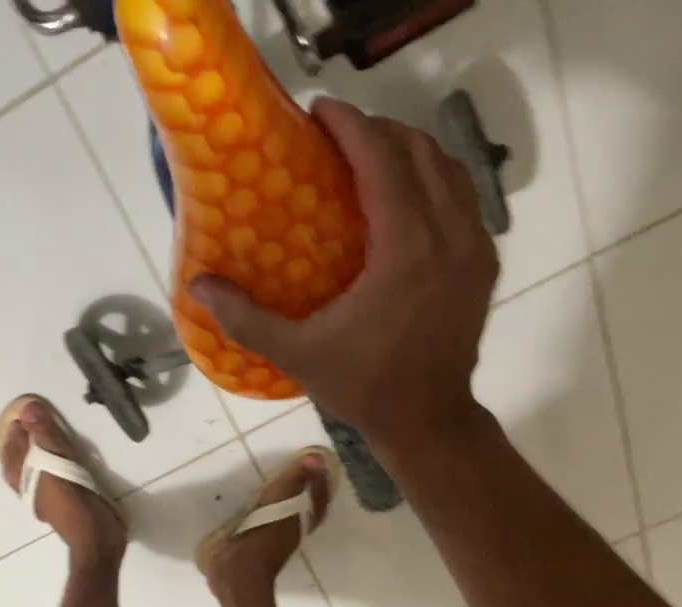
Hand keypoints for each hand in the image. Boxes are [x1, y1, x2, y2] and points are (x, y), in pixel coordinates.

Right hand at [187, 98, 499, 445]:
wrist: (429, 420)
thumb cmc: (363, 387)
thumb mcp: (298, 355)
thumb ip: (246, 318)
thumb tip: (197, 287)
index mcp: (406, 250)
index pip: (383, 161)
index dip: (352, 126)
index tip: (320, 110)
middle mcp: (450, 236)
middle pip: (419, 152)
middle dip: (379, 131)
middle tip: (338, 134)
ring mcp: (475, 247)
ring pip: (448, 170)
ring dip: (409, 151)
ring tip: (371, 153)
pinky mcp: (485, 262)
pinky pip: (463, 197)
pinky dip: (434, 180)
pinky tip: (406, 194)